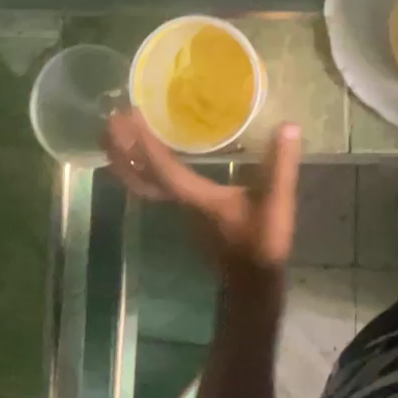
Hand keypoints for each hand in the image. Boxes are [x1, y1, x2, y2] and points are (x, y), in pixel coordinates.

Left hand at [102, 109, 301, 282]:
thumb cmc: (262, 243)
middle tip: (109, 120)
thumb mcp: (277, 202)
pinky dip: (140, 169)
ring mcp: (180, 210)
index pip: (163, 169)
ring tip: (114, 133)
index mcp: (196, 198)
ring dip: (126, 159)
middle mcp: (180, 203)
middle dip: (122, 150)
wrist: (254, 283)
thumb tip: (288, 126)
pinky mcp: (186, 213)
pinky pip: (152, 187)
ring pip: (141, 184)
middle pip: (139, 178)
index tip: (131, 114)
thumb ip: (281, 166)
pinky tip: (142, 155)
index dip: (146, 143)